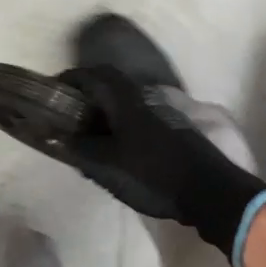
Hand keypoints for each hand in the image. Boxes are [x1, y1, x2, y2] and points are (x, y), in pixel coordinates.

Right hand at [53, 66, 265, 256]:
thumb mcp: (107, 166)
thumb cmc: (153, 174)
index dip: (74, 78)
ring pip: (130, 103)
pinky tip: (121, 145)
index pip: (96, 75)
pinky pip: (143, 117)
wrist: (209, 190)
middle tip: (71, 113)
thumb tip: (58, 137)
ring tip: (93, 132)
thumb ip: (80, 149)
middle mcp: (148, 98)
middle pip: (113, 87)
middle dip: (90, 96)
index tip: (56, 87)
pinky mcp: (179, 129)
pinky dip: (126, 123)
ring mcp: (167, 112)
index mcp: (128, 100)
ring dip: (110, 111)